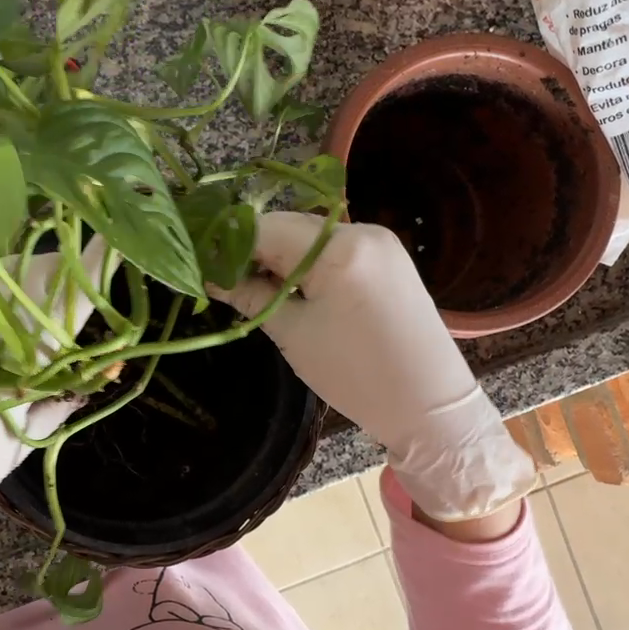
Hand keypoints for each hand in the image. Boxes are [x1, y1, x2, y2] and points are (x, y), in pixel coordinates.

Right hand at [210, 211, 534, 522]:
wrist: (429, 404)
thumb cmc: (356, 374)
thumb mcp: (293, 334)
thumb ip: (250, 295)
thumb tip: (211, 276)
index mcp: (339, 248)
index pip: (264, 228)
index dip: (226, 246)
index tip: (199, 267)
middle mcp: (362, 230)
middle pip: (287, 226)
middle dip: (251, 249)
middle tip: (220, 281)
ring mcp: (379, 242)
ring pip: (309, 237)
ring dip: (276, 256)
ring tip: (250, 288)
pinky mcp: (388, 258)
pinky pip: (332, 249)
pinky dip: (305, 263)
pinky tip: (288, 288)